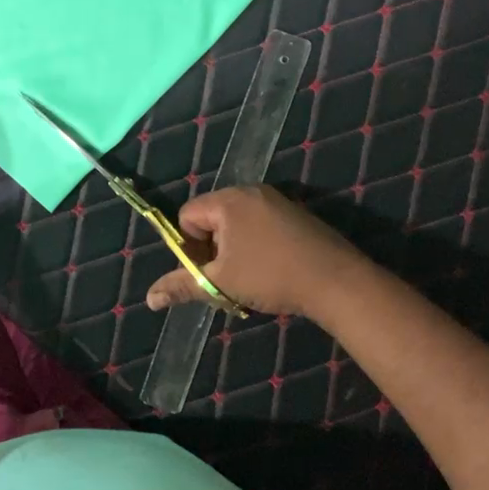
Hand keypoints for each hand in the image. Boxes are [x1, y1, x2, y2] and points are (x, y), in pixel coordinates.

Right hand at [144, 185, 368, 318]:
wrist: (339, 282)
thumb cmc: (272, 276)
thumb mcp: (222, 284)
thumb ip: (183, 285)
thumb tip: (149, 299)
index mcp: (227, 201)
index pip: (188, 216)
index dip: (191, 247)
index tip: (210, 271)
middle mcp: (250, 191)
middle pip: (213, 218)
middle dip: (214, 249)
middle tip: (230, 277)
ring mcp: (277, 200)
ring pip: (238, 223)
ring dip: (236, 249)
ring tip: (252, 277)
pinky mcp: (298, 213)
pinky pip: (262, 224)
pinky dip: (259, 244)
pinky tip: (275, 269)